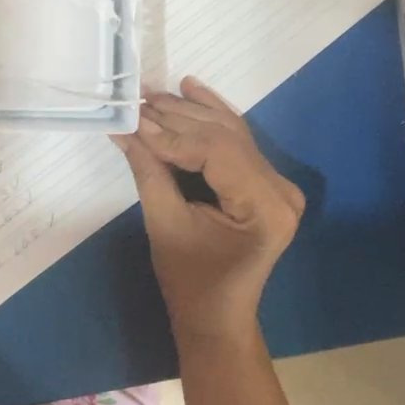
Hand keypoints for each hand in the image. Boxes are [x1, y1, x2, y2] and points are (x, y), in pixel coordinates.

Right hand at [113, 77, 305, 344]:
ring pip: (230, 132)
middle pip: (224, 136)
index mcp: (265, 207)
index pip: (216, 152)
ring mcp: (277, 184)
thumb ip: (148, 170)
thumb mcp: (164, 223)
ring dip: (190, 111)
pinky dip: (210, 117)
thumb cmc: (190, 280)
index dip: (171, 134)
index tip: (133, 119)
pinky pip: (235, 141)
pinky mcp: (264, 182)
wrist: (216, 315)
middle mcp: (280, 189)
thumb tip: (124, 125)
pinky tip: (191, 89)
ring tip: (154, 93)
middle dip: (177, 117)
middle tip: (138, 98)